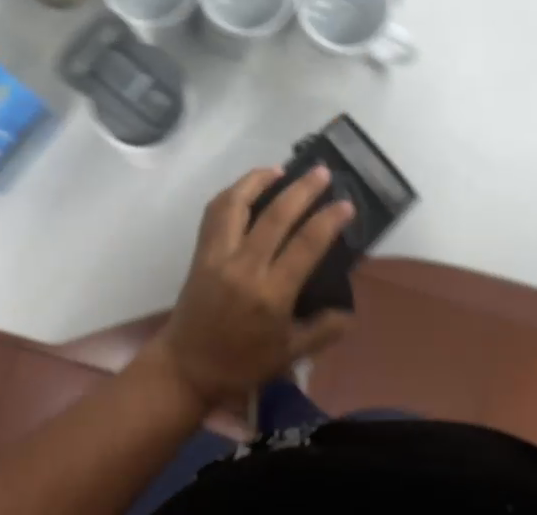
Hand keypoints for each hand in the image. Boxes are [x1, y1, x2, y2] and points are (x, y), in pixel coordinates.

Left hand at [148, 166, 356, 406]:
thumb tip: (349, 311)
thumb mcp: (290, 354)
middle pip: (275, 216)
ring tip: (281, 170)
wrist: (188, 366)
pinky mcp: (200, 251)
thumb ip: (322, 331)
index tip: (345, 204)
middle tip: (322, 172)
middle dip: (302, 189)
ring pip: (237, 204)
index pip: (305, 246)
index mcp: (270, 295)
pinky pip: (215, 212)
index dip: (328, 220)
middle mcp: (244, 268)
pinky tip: (248, 185)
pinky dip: (232, 192)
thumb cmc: (242, 363)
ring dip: (259, 180)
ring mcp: (218, 255)